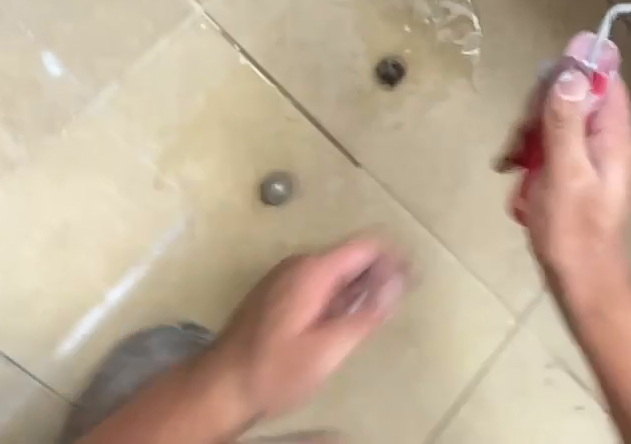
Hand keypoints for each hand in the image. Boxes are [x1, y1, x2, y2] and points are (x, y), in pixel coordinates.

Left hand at [203, 236, 408, 422]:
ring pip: (336, 269)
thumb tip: (400, 280)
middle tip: (396, 304)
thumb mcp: (327, 349)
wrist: (218, 387)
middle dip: (378, 274)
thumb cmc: (275, 371)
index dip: (394, 255)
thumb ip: (366, 313)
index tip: (412, 278)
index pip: (366, 244)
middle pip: (352, 255)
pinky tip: (340, 324)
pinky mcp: (278, 291)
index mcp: (314, 270)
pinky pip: (319, 281)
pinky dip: (338, 294)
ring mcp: (286, 275)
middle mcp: (300, 263)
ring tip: (372, 317)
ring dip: (359, 286)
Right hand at [523, 33, 630, 307]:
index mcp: (614, 133)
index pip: (604, 77)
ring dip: (527, 133)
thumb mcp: (567, 172)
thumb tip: (571, 68)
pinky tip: (513, 172)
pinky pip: (545, 140)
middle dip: (539, 109)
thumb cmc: (576, 232)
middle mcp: (603, 136)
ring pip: (552, 115)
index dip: (574, 70)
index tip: (544, 88)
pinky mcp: (568, 167)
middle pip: (570, 93)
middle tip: (521, 140)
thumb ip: (566, 120)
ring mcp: (585, 152)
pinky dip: (526, 152)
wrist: (581, 284)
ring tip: (513, 162)